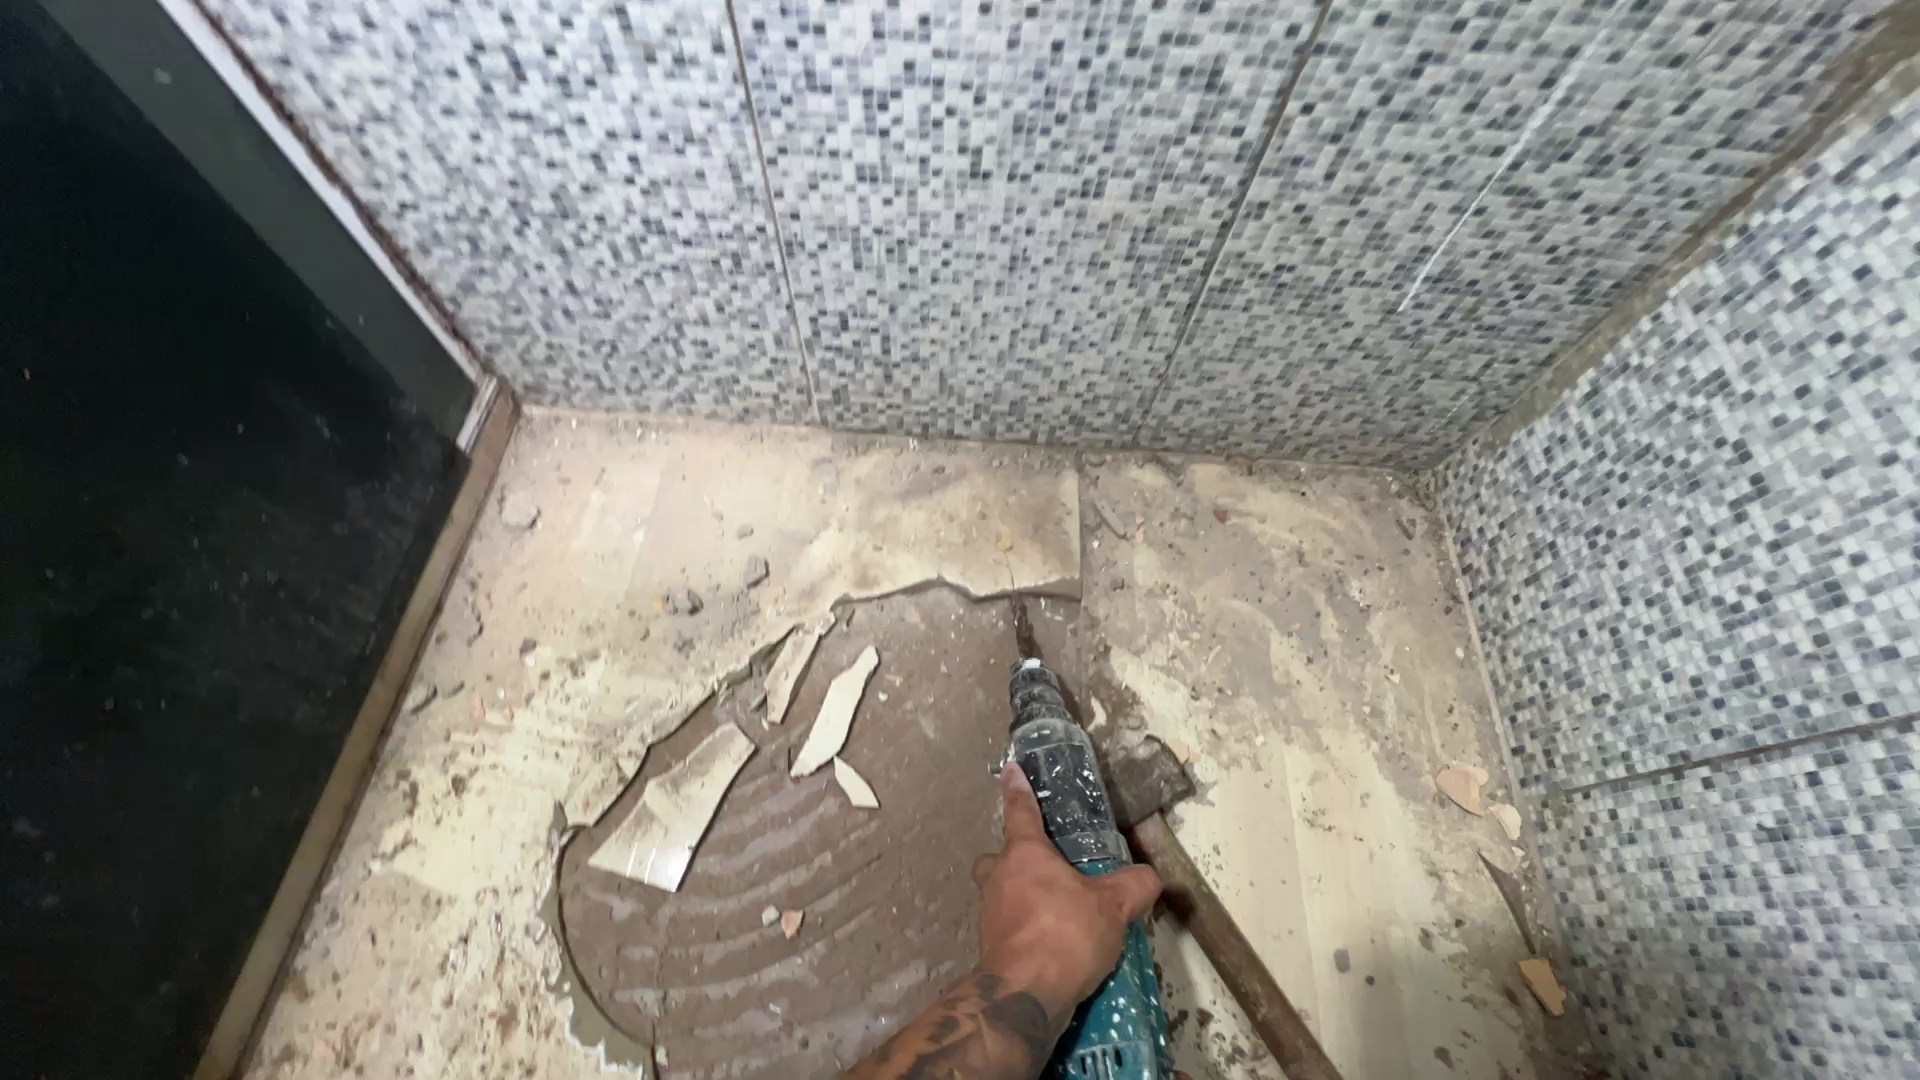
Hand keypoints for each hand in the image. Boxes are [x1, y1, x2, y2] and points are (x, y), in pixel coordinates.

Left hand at [971, 763, 1161, 1020]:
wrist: (1023, 994)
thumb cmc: (1063, 934)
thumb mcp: (1111, 907)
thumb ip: (1133, 886)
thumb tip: (1150, 876)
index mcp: (1024, 853)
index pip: (1020, 810)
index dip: (1017, 788)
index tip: (1010, 768)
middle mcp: (999, 876)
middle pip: (999, 857)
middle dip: (1014, 860)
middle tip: (1043, 873)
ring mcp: (989, 913)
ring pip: (1000, 893)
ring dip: (1020, 899)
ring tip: (1055, 916)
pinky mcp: (989, 948)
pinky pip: (1007, 928)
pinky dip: (1023, 932)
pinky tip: (1048, 947)